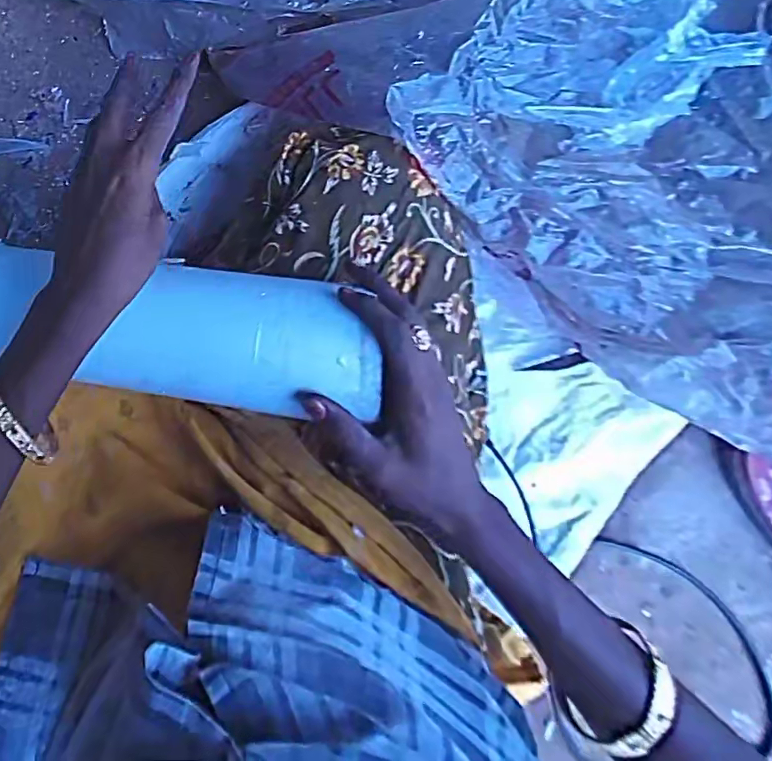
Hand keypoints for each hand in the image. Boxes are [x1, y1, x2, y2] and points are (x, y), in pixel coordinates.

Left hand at [47, 53, 199, 325]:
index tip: (189, 60)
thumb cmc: (128, 262)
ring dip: (113, 104)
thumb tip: (145, 182)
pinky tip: (109, 137)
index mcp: (135, 167)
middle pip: (118, 107)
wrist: (82, 287)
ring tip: (122, 90)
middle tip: (134, 59)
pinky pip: (91, 147)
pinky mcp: (74, 186)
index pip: (163, 117)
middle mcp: (106, 159)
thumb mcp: (157, 225)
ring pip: (99, 125)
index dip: (178, 85)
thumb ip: (152, 192)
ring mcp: (85, 171)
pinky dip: (103, 132)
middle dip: (128, 81)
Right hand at [299, 266, 493, 548]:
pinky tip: (381, 321)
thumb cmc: (420, 487)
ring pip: (417, 324)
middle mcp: (430, 373)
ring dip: (392, 299)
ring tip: (363, 285)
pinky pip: (417, 338)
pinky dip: (398, 317)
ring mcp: (437, 377)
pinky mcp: (436, 384)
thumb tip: (308, 397)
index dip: (370, 308)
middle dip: (383, 287)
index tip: (342, 292)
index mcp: (416, 388)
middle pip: (410, 317)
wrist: (463, 505)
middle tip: (353, 267)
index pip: (395, 333)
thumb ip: (345, 432)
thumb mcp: (377, 467)